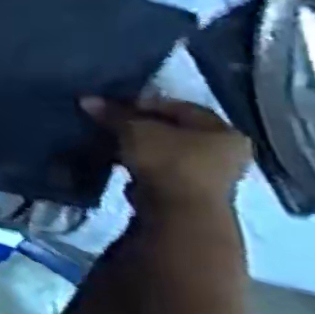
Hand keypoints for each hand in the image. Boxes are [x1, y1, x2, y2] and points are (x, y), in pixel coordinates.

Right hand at [81, 94, 250, 215]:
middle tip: (108, 122)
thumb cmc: (168, 162)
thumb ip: (113, 114)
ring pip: (167, 151)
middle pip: (175, 131)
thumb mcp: (135, 130)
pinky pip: (162, 170)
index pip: (180, 107)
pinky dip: (141, 164)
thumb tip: (87, 100)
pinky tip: (119, 162)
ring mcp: (213, 176)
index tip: (112, 105)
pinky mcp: (192, 194)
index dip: (143, 102)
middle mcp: (227, 152)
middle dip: (140, 126)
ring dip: (138, 146)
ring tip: (108, 142)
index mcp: (224, 131)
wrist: (180, 213)